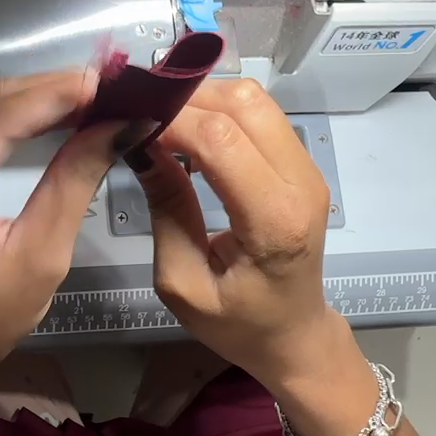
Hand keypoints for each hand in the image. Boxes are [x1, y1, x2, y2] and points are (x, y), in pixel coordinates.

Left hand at [0, 71, 121, 401]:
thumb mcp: (42, 256)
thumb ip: (72, 183)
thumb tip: (116, 126)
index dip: (46, 98)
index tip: (101, 84)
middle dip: (45, 92)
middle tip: (108, 87)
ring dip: (33, 98)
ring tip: (90, 96)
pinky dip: (13, 114)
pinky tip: (53, 110)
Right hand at [130, 79, 360, 397]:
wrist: (294, 336)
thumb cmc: (237, 324)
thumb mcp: (182, 282)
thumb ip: (166, 209)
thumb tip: (139, 144)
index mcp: (273, 220)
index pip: (220, 141)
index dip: (170, 122)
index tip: (127, 125)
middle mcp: (300, 183)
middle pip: (242, 104)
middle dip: (185, 101)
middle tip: (141, 119)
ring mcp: (308, 169)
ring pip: (253, 99)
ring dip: (203, 99)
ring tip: (162, 123)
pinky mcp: (301, 164)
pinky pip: (260, 114)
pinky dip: (219, 109)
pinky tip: (188, 131)